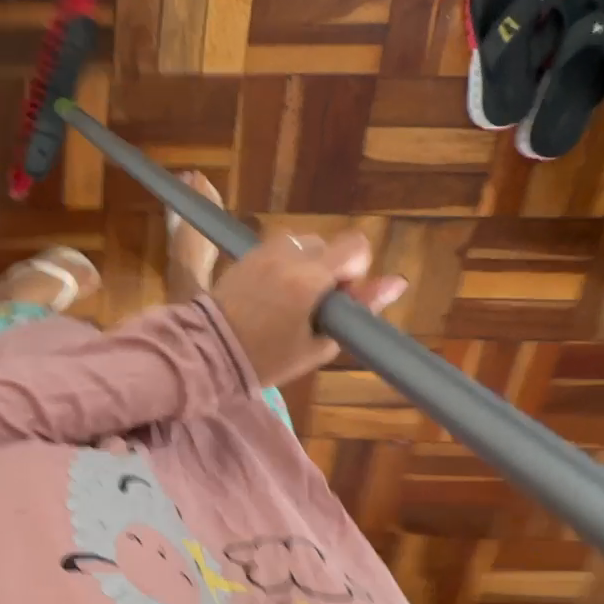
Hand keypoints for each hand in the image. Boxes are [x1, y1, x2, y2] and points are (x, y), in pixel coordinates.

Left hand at [211, 231, 406, 387]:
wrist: (206, 353)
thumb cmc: (265, 358)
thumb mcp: (317, 344)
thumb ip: (357, 311)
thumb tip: (397, 283)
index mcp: (309, 276)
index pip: (355, 245)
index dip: (355, 271)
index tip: (339, 300)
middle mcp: (286, 253)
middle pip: (328, 245)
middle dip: (329, 269)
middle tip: (312, 307)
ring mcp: (261, 251)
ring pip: (302, 245)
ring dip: (305, 265)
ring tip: (289, 302)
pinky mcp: (243, 256)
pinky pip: (277, 251)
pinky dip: (283, 266)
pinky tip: (270, 296)